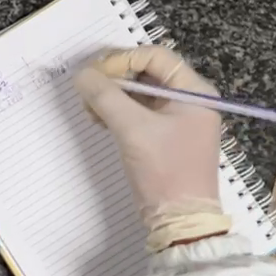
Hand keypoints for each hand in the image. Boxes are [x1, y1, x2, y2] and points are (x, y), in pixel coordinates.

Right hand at [73, 45, 231, 251]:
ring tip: (92, 111)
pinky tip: (100, 121)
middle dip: (113, 79)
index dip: (122, 60)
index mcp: (194, 92)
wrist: (180, 219)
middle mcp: (188, 100)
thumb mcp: (133, 129)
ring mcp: (176, 118)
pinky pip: (136, 111)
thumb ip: (105, 97)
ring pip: (137, 92)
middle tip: (89, 93)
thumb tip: (81, 75)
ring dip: (111, 96)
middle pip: (144, 72)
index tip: (95, 75)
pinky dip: (116, 111)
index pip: (155, 56)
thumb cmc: (165, 171)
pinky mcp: (162, 135)